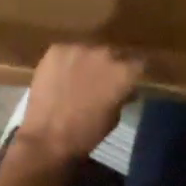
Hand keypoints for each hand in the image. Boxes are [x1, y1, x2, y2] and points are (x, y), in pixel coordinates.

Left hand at [15, 44, 142, 162]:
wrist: (46, 138)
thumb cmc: (85, 135)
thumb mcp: (112, 119)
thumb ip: (121, 97)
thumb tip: (126, 90)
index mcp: (123, 72)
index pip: (139, 63)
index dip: (134, 71)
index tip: (130, 78)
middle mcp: (104, 53)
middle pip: (112, 53)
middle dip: (109, 65)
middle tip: (100, 80)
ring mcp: (79, 47)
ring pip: (88, 50)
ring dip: (86, 61)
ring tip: (77, 78)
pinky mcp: (57, 49)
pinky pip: (67, 51)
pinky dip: (66, 61)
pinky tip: (59, 77)